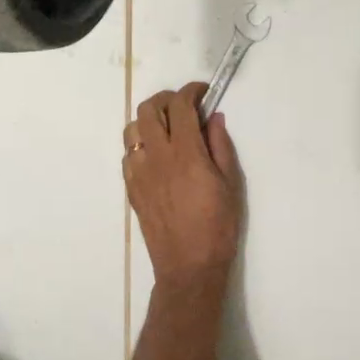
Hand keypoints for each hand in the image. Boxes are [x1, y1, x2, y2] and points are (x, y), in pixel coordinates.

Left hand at [124, 83, 243, 288]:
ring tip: (167, 128)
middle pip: (148, 109)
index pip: (179, 105)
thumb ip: (221, 145)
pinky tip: (156, 154)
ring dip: (149, 119)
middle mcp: (157, 157)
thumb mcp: (231, 183)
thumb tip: (214, 117)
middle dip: (166, 98)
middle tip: (184, 106)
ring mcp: (139, 173)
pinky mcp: (131, 189)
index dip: (190, 91)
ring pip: (132, 128)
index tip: (203, 92)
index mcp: (185, 153)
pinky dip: (140, 144)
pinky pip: (128, 154)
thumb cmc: (218, 226)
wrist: (189, 269)